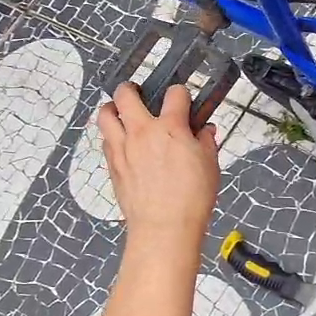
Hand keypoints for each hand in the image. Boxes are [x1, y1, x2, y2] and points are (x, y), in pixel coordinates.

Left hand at [97, 84, 220, 250]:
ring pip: (105, 114)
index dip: (181, 94)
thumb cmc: (193, 197)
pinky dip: (113, 136)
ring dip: (113, 109)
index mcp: (170, 127)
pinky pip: (106, 140)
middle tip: (139, 94)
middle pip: (125, 94)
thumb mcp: (210, 166)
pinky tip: (124, 144)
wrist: (164, 226)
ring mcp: (122, 147)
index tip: (184, 101)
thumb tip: (205, 131)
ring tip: (122, 114)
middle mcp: (142, 131)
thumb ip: (207, 142)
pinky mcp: (112, 165)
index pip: (175, 94)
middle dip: (132, 88)